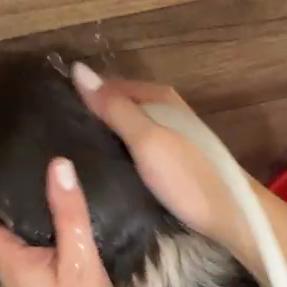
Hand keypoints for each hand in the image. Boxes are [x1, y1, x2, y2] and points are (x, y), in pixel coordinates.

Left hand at [0, 149, 124, 286]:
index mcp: (8, 257)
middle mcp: (6, 263)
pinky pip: (17, 237)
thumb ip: (69, 214)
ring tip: (0, 162)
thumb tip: (57, 164)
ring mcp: (20, 272)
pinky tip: (32, 201)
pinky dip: (14, 214)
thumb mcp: (82, 262)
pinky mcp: (36, 278)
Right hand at [70, 63, 254, 263]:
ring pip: (131, 133)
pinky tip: (111, 175)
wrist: (231, 216)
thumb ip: (115, 109)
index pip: (111, 86)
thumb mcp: (147, 141)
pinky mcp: (176, 167)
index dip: (85, 96)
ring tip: (79, 160)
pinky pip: (141, 154)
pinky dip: (124, 160)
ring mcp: (172, 141)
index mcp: (159, 98)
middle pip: (122, 109)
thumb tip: (78, 71)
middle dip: (95, 121)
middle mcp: (166, 113)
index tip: (56, 116)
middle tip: (63, 144)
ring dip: (109, 143)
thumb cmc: (188, 178)